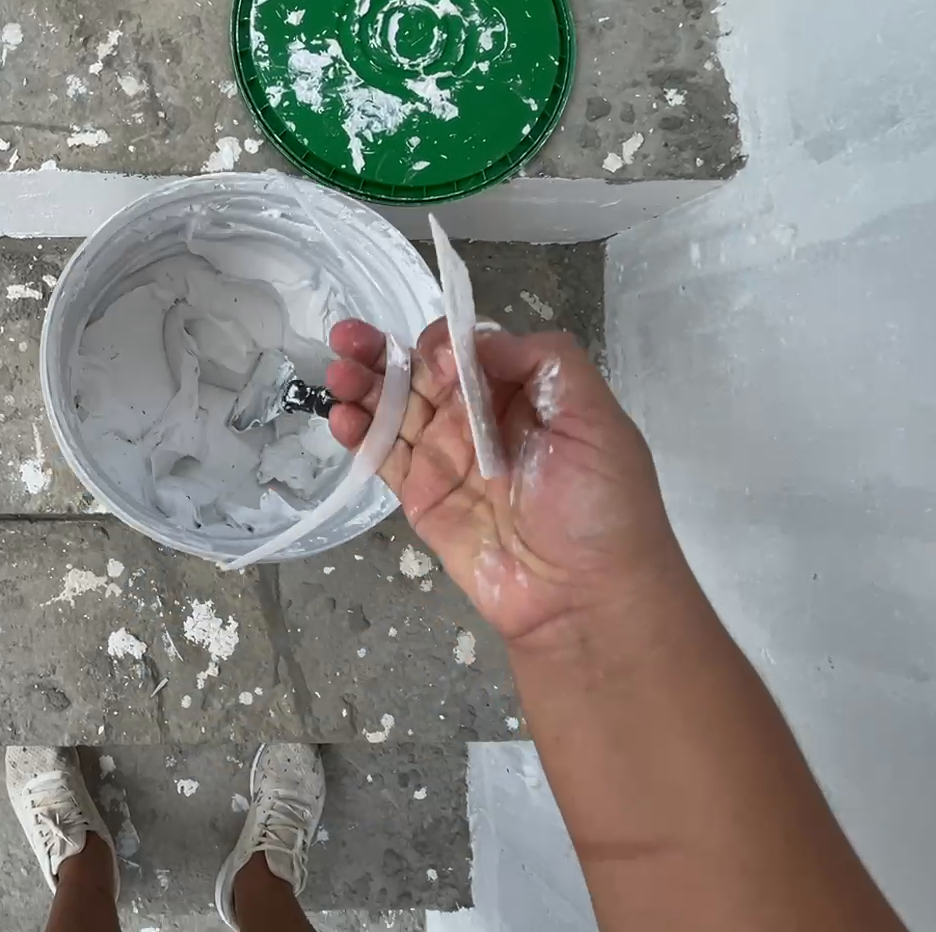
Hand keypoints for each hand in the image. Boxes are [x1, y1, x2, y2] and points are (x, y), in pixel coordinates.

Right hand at [325, 318, 687, 648]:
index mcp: (515, 395)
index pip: (463, 352)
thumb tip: (476, 339)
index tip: (432, 356)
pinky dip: (357, 433)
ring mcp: (441, 456)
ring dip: (361, 386)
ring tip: (337, 376)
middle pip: (418, 373)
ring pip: (392, 409)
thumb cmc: (598, 505)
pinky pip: (381, 455)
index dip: (439, 344)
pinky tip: (341, 418)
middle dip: (381, 352)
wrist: (580, 596)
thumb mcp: (595, 421)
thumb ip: (545, 364)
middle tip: (345, 339)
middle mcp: (473, 418)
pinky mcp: (417, 493)